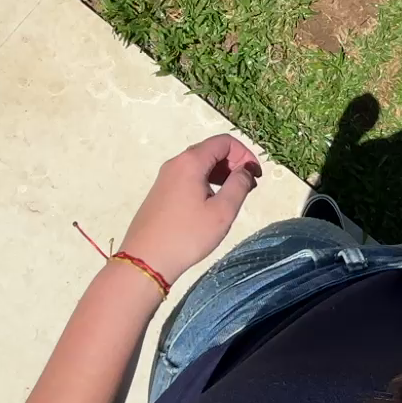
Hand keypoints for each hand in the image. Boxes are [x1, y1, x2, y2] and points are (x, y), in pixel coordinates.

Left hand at [119, 135, 261, 283]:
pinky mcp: (161, 191)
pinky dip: (207, 181)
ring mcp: (166, 177)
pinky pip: (189, 176)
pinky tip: (213, 203)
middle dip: (234, 163)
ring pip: (200, 164)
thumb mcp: (222, 212)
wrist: (145, 260)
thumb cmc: (187, 235)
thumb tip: (245, 170)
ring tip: (234, 196)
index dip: (245, 153)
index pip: (224, 142)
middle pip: (211, 150)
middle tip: (249, 186)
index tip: (256, 176)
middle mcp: (176, 163)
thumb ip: (239, 185)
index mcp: (191, 162)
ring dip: (221, 173)